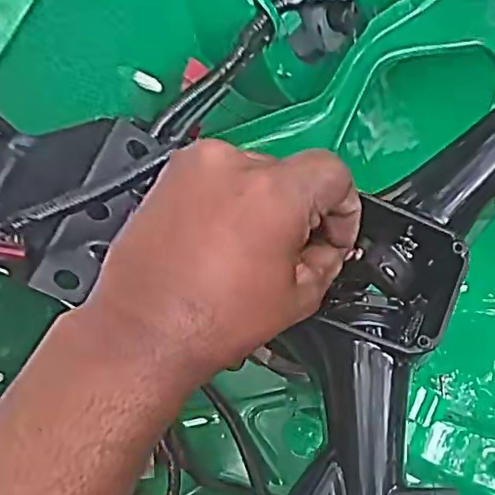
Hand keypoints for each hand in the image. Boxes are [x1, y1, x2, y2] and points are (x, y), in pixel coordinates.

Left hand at [83, 140, 359, 380]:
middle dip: (306, 212)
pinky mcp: (173, 175)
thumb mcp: (301, 297)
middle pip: (296, 173)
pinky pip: (224, 179)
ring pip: (260, 175)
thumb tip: (332, 246)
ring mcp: (197, 165)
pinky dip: (237, 205)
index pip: (335, 172)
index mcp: (273, 193)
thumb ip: (329, 259)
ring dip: (270, 208)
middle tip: (299, 254)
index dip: (345, 210)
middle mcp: (231, 165)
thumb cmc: (210, 319)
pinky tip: (232, 245)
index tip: (335, 237)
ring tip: (258, 254)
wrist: (149, 329)